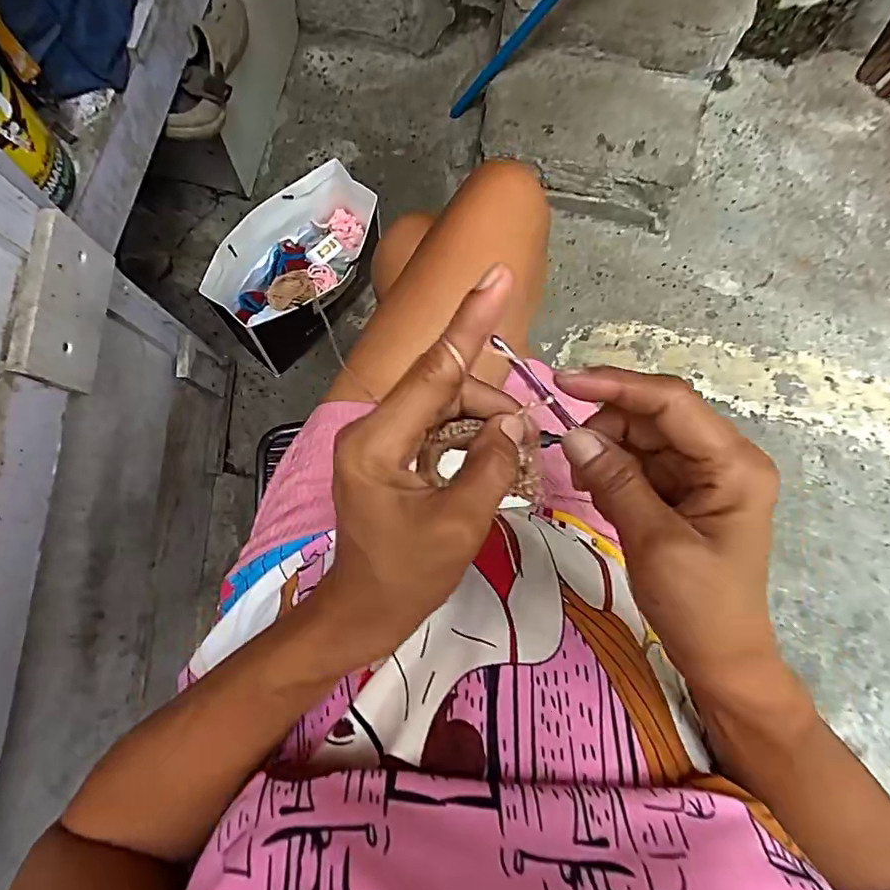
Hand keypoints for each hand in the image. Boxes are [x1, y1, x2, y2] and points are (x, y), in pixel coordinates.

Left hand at [311, 264, 533, 673]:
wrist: (363, 613)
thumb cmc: (405, 578)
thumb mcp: (459, 523)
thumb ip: (490, 462)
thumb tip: (514, 421)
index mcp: (375, 441)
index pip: (433, 371)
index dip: (468, 323)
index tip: (494, 275)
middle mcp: (370, 430)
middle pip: (441, 389)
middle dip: (488, 403)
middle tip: (525, 435)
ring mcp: (375, 442)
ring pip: (440, 409)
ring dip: (480, 423)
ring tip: (512, 451)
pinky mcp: (386, 457)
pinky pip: (433, 431)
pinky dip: (464, 439)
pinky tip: (490, 454)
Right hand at [552, 367, 792, 707]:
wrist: (719, 655)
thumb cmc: (699, 604)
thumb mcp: (654, 540)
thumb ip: (615, 481)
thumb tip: (573, 435)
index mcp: (734, 465)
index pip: (672, 402)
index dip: (616, 385)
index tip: (564, 382)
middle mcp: (722, 459)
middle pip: (653, 415)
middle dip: (606, 426)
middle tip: (568, 457)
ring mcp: (702, 474)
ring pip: (640, 436)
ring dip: (605, 451)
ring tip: (585, 486)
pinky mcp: (682, 489)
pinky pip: (637, 461)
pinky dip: (610, 470)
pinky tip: (597, 492)